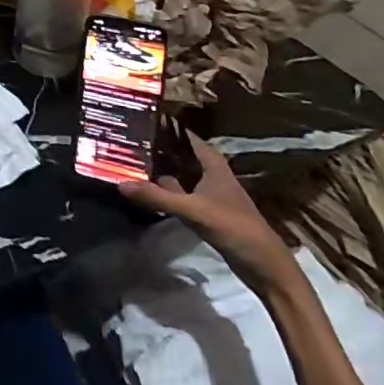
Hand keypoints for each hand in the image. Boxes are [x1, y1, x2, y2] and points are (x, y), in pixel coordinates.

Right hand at [120, 134, 296, 286]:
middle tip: (125, 141)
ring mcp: (208, 192)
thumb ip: (157, 197)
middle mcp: (210, 172)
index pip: (184, 135)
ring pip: (179, 174)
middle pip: (179, 154)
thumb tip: (120, 183)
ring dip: (160, 170)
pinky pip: (180, 193)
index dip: (164, 126)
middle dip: (157, 148)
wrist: (263, 265)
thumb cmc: (233, 226)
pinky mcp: (206, 210)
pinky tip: (147, 191)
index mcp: (211, 162)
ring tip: (130, 162)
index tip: (137, 119)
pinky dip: (165, 191)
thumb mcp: (192, 210)